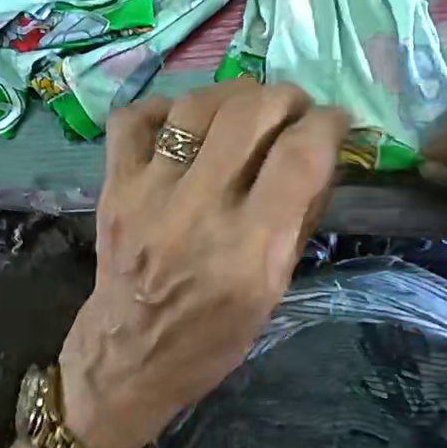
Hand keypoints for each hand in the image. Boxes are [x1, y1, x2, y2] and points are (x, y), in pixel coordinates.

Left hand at [58, 79, 349, 447]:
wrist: (129, 355)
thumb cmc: (212, 336)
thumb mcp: (274, 290)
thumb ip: (298, 218)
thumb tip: (319, 152)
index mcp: (247, 251)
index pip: (298, 158)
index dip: (327, 124)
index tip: (334, 120)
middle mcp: (196, 212)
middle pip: (247, 116)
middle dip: (283, 97)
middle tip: (294, 106)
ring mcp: (146, 194)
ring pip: (193, 107)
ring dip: (232, 92)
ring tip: (247, 102)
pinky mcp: (112, 186)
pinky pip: (132, 119)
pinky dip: (163, 106)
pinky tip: (184, 118)